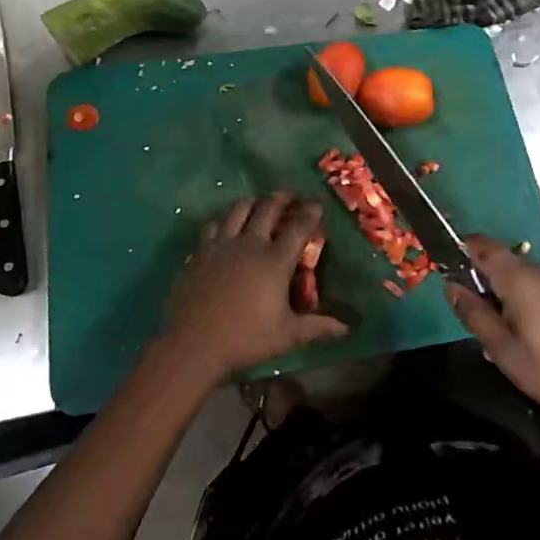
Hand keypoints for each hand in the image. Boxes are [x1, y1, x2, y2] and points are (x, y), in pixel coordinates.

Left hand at [152, 193, 349, 384]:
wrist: (193, 344)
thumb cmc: (245, 339)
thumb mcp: (288, 335)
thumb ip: (318, 327)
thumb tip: (346, 328)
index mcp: (274, 261)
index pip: (298, 228)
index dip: (311, 212)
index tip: (317, 203)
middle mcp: (249, 245)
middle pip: (267, 210)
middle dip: (281, 199)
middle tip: (289, 195)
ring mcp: (220, 246)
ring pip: (237, 211)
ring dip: (251, 202)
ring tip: (258, 202)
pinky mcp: (199, 254)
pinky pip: (212, 227)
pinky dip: (223, 220)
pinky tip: (225, 225)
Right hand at [444, 236, 539, 436]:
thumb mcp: (503, 350)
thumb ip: (475, 314)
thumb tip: (451, 286)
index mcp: (520, 280)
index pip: (485, 246)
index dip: (463, 247)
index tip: (445, 262)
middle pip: (502, 263)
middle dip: (480, 280)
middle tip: (469, 315)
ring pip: (519, 279)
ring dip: (501, 295)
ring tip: (495, 333)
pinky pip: (536, 290)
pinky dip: (521, 302)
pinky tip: (522, 336)